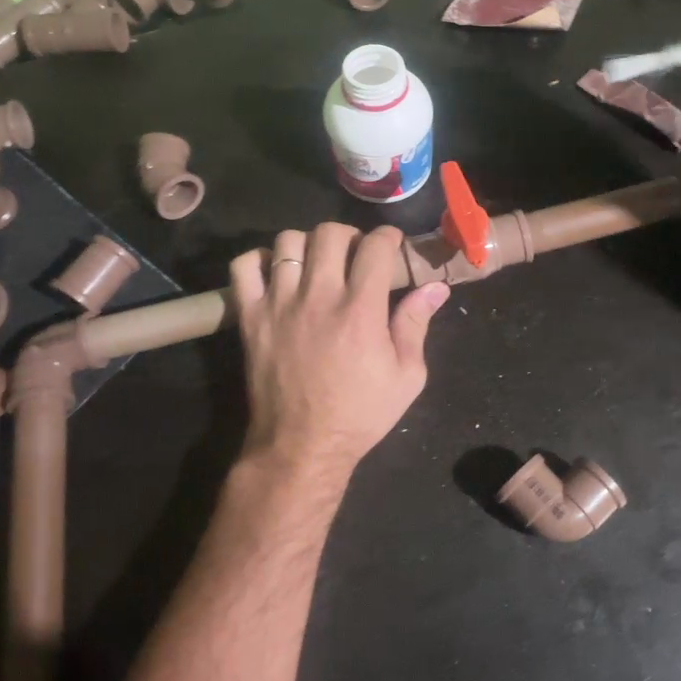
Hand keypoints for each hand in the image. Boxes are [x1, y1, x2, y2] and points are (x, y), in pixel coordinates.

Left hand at [229, 223, 450, 478]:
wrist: (302, 446)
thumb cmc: (360, 414)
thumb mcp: (407, 377)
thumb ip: (416, 325)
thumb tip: (435, 287)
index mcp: (361, 311)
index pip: (375, 246)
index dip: (388, 238)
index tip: (392, 245)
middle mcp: (318, 297)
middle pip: (330, 234)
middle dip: (350, 236)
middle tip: (356, 255)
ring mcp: (279, 304)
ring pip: (288, 241)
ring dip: (308, 245)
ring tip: (318, 264)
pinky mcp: (250, 316)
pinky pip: (244, 266)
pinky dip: (261, 260)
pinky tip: (278, 274)